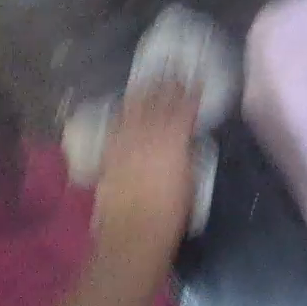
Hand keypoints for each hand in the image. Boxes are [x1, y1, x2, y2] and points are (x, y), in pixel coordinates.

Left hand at [93, 82, 199, 260]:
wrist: (132, 234)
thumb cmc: (170, 214)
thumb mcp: (190, 180)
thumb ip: (187, 154)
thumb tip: (186, 140)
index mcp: (174, 140)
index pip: (184, 108)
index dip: (191, 93)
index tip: (196, 81)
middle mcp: (148, 135)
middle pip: (157, 102)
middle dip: (166, 84)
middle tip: (173, 70)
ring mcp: (125, 142)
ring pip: (134, 109)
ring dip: (143, 93)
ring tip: (149, 80)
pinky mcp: (110, 153)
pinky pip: (116, 125)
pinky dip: (123, 114)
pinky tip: (125, 107)